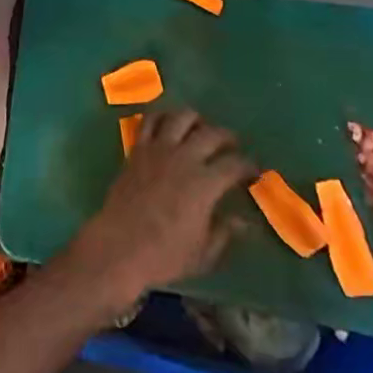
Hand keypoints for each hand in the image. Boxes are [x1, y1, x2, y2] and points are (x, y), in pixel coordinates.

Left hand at [52, 109, 256, 312]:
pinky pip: (149, 121)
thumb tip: (244, 222)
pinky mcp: (137, 149)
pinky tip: (167, 124)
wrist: (119, 246)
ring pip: (180, 117)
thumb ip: (225, 232)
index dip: (248, 165)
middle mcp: (183, 158)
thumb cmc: (164, 255)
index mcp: (205, 184)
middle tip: (231, 146)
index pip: (234, 164)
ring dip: (195, 120)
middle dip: (227, 137)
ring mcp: (158, 149)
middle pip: (211, 133)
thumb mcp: (203, 253)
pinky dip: (161, 116)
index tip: (253, 171)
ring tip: (199, 129)